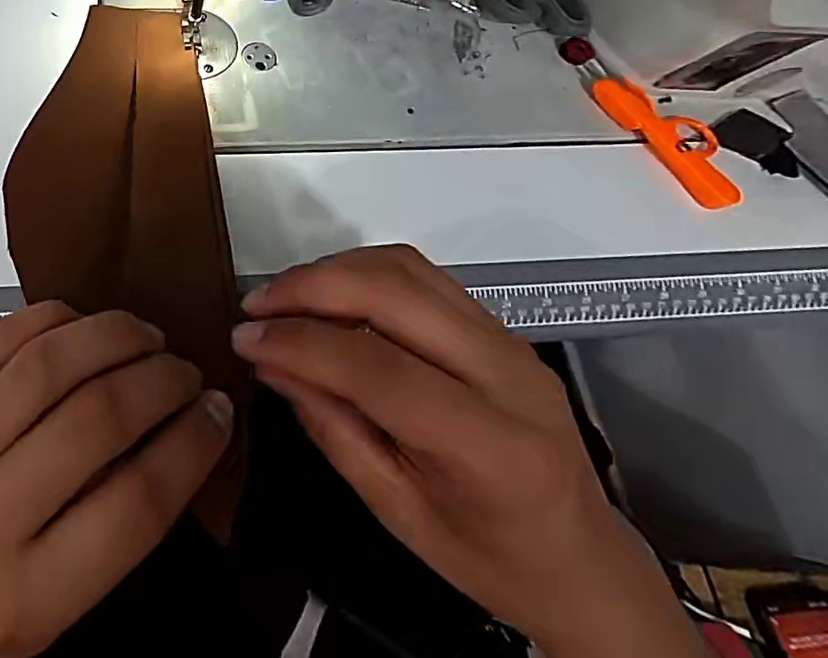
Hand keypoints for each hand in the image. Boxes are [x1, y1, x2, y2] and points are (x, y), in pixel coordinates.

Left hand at [0, 302, 233, 657]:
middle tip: (186, 373)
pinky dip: (54, 317)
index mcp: (33, 592)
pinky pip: (1, 340)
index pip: (135, 504)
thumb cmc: (26, 589)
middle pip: (91, 422)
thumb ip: (140, 511)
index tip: (219, 410)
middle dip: (159, 382)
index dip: (192, 444)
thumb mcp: (87, 589)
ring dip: (112, 337)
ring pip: (44, 367)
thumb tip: (200, 417)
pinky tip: (88, 324)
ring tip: (147, 338)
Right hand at [232, 246, 701, 657]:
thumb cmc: (490, 557)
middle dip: (311, 286)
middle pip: (394, 293)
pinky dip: (365, 271)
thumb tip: (271, 362)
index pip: (377, 367)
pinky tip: (331, 292)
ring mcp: (508, 339)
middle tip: (257, 305)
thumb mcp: (397, 512)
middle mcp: (506, 373)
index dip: (301, 343)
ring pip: (408, 268)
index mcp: (488, 444)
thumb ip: (331, 428)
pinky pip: (423, 275)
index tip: (244, 337)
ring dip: (335, 269)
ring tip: (285, 296)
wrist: (583, 558)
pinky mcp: (499, 325)